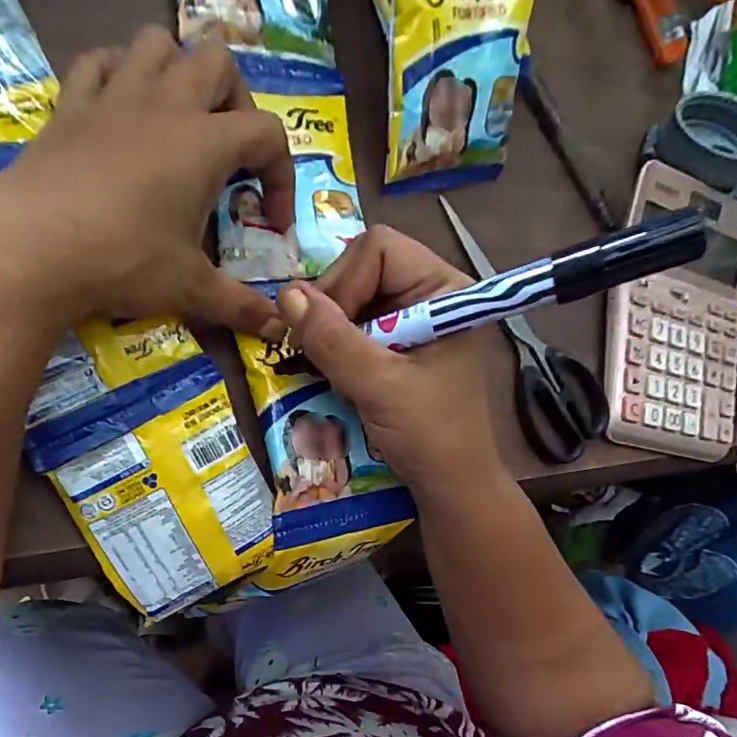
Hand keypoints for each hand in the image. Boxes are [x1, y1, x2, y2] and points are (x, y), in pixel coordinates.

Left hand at [0, 26, 294, 334]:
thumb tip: (278, 330)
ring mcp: (113, 97)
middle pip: (218, 64)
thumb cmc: (123, 262)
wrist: (32, 249)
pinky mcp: (70, 106)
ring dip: (177, 71)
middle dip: (236, 103)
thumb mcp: (188, 288)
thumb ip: (238, 306)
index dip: (282, 176)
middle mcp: (165, 105)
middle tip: (228, 154)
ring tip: (176, 119)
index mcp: (205, 143)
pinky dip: (116, 74)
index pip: (267, 135)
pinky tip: (118, 108)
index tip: (272, 222)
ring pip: (157, 44)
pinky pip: (98, 63)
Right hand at [278, 226, 507, 493]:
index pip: (378, 249)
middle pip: (361, 267)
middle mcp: (429, 294)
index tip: (327, 331)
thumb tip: (285, 296)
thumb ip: (334, 340)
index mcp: (444, 288)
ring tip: (323, 363)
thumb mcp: (379, 387)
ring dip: (330, 328)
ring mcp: (413, 319)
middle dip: (333, 305)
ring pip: (352, 297)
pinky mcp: (398, 344)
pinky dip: (335, 344)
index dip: (343, 282)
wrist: (450, 486)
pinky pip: (354, 324)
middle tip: (318, 350)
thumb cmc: (430, 436)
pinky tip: (332, 370)